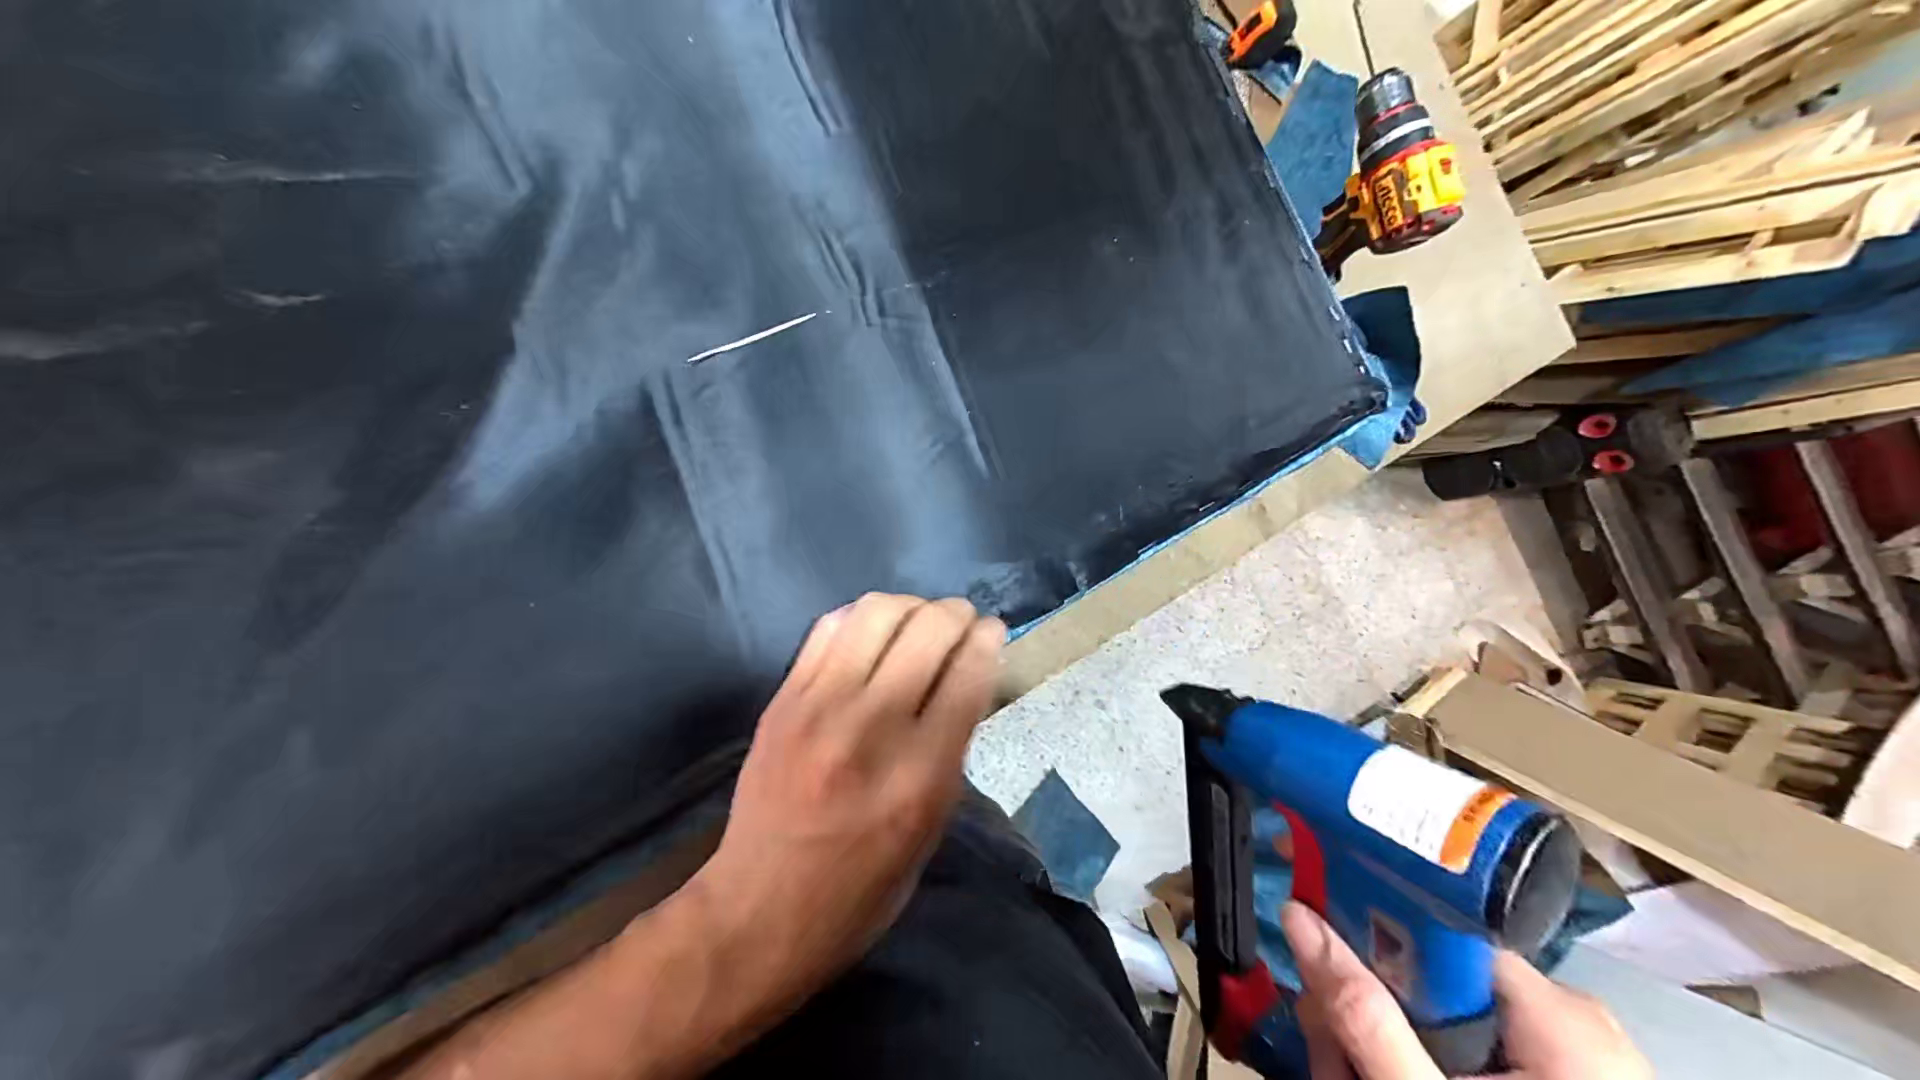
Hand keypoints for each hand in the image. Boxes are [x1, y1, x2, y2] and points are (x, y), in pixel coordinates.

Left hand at [682, 593, 1005, 996]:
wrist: (758, 910)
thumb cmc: (861, 890)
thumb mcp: (931, 832)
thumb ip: (951, 751)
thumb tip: (965, 679)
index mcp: (921, 776)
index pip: (969, 674)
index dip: (989, 640)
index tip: (993, 632)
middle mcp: (872, 729)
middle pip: (929, 630)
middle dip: (957, 614)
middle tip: (962, 622)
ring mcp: (820, 707)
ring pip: (877, 613)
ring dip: (910, 606)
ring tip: (918, 621)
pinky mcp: (783, 699)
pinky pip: (828, 627)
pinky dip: (861, 618)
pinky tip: (872, 634)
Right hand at [1279, 902, 1651, 1079]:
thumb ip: (1362, 1015)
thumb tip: (1296, 914)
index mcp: (1560, 1015)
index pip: (1432, 927)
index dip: (1361, 934)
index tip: (1312, 963)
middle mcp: (1571, 1020)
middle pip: (1427, 975)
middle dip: (1363, 1015)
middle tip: (1334, 1064)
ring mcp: (1570, 1056)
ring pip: (1439, 1015)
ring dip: (1383, 1047)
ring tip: (1351, 1078)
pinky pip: (1469, 1049)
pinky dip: (1422, 1068)